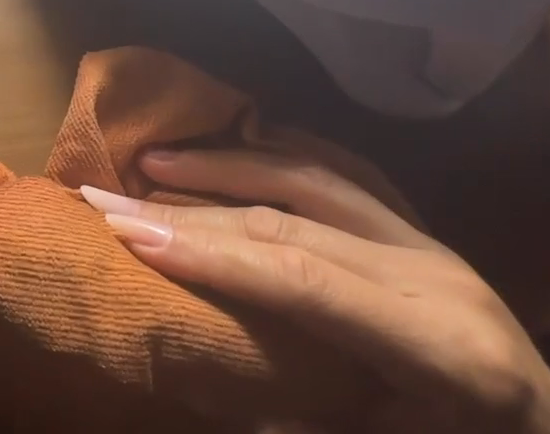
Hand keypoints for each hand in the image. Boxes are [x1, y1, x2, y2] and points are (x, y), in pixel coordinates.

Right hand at [80, 150, 549, 433]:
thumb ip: (278, 406)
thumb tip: (179, 349)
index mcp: (444, 348)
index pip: (301, 279)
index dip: (208, 251)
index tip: (125, 232)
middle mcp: (437, 279)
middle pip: (288, 222)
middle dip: (186, 208)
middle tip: (104, 199)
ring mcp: (430, 246)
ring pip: (310, 178)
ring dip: (220, 165)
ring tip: (151, 159)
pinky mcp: (420, 235)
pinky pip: (343, 172)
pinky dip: (275, 152)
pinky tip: (231, 143)